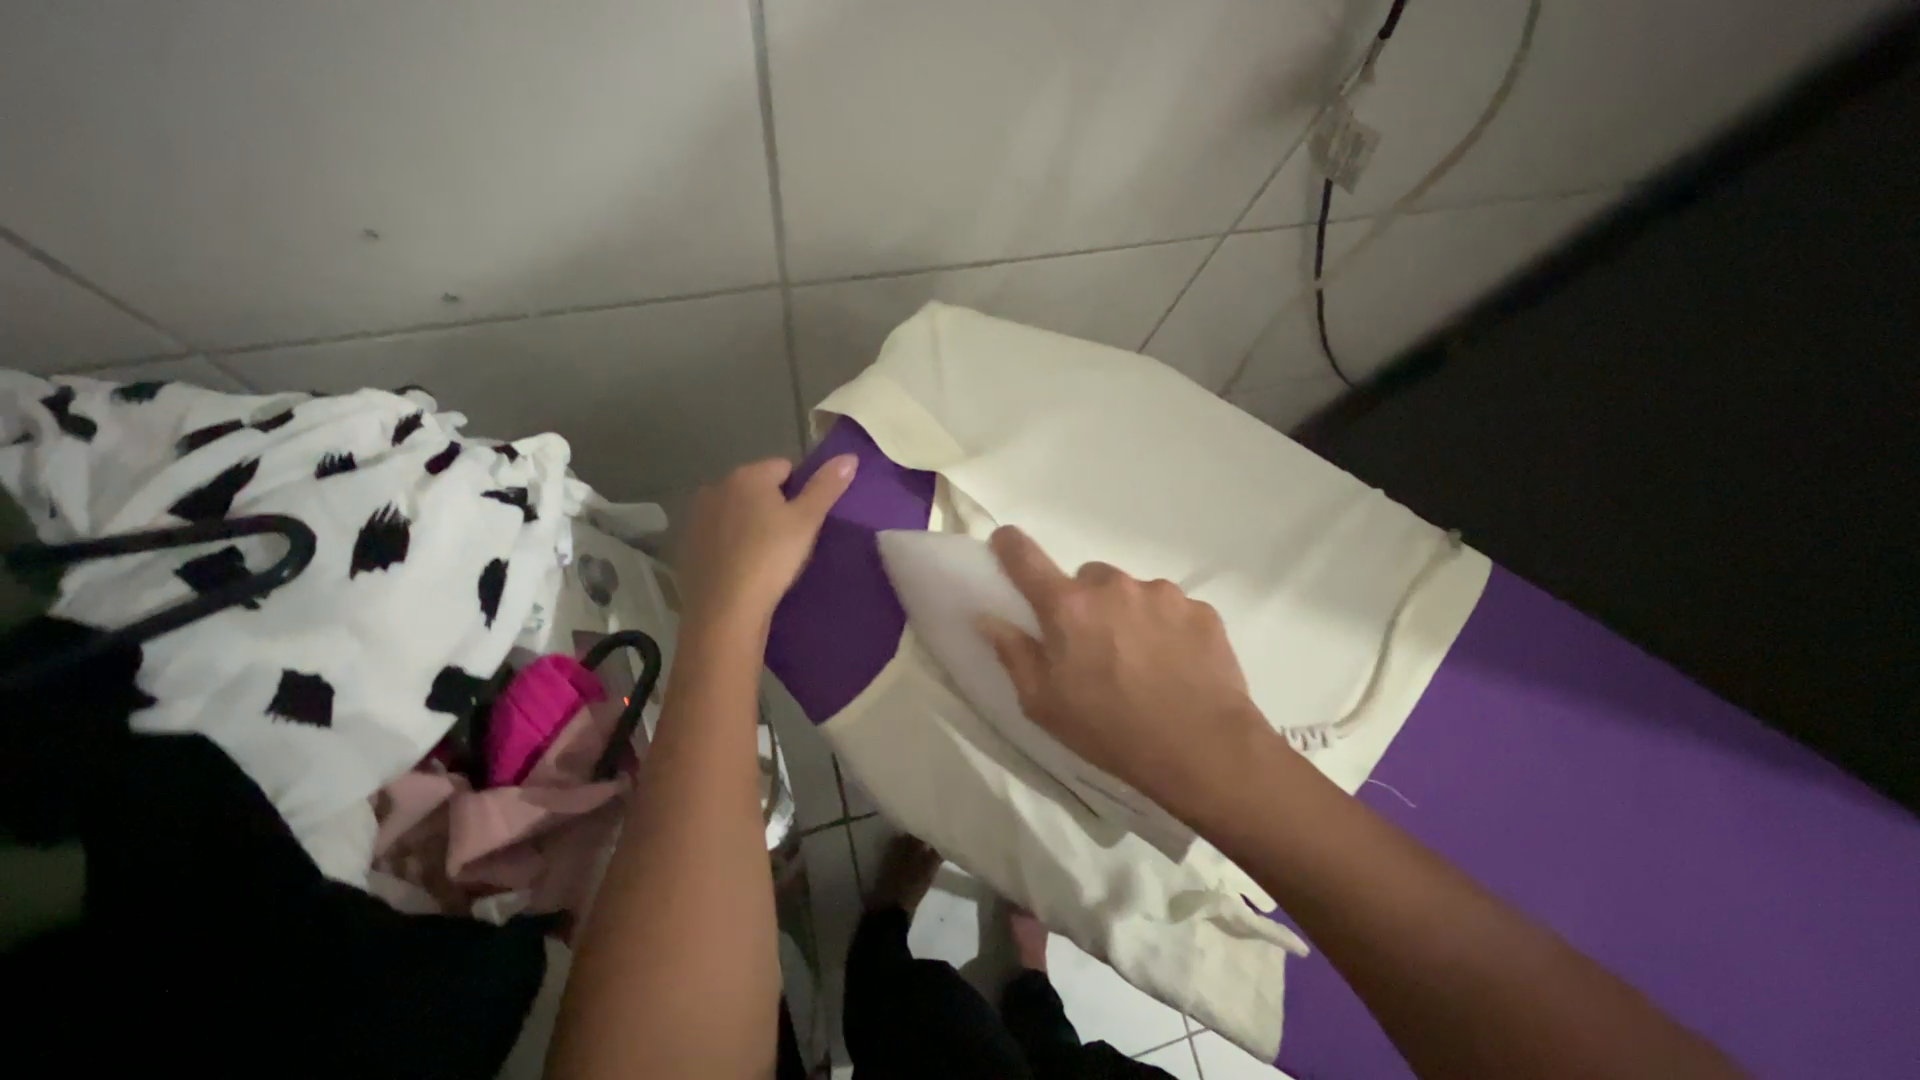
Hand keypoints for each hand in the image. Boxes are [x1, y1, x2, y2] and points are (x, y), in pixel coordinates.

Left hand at [675, 456, 856, 633]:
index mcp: (747, 475)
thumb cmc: (771, 558)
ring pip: (736, 511)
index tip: (805, 522)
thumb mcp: (807, 521)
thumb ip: (826, 486)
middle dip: (773, 506)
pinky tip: (741, 567)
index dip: (800, 492)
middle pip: (757, 488)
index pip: (784, 468)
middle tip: (789, 541)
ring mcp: (697, 516)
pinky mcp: (687, 543)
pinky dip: (730, 543)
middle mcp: (716, 486)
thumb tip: (849, 457)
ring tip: (765, 557)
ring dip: (750, 523)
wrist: (725, 609)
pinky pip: (718, 534)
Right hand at [978, 526, 1279, 817]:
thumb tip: (990, 618)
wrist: (1202, 748)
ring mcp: (1162, 594)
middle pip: (1088, 578)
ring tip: (1141, 662)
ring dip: (1128, 615)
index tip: (1004, 543)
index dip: (1009, 545)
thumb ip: (1014, 654)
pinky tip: (1175, 666)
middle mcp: (1113, 586)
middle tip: (1093, 646)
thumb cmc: (1110, 731)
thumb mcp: (1044, 705)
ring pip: (1132, 592)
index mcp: (1067, 607)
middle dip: (1084, 603)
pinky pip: (1172, 609)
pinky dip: (1167, 629)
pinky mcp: (1201, 610)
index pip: (1025, 557)